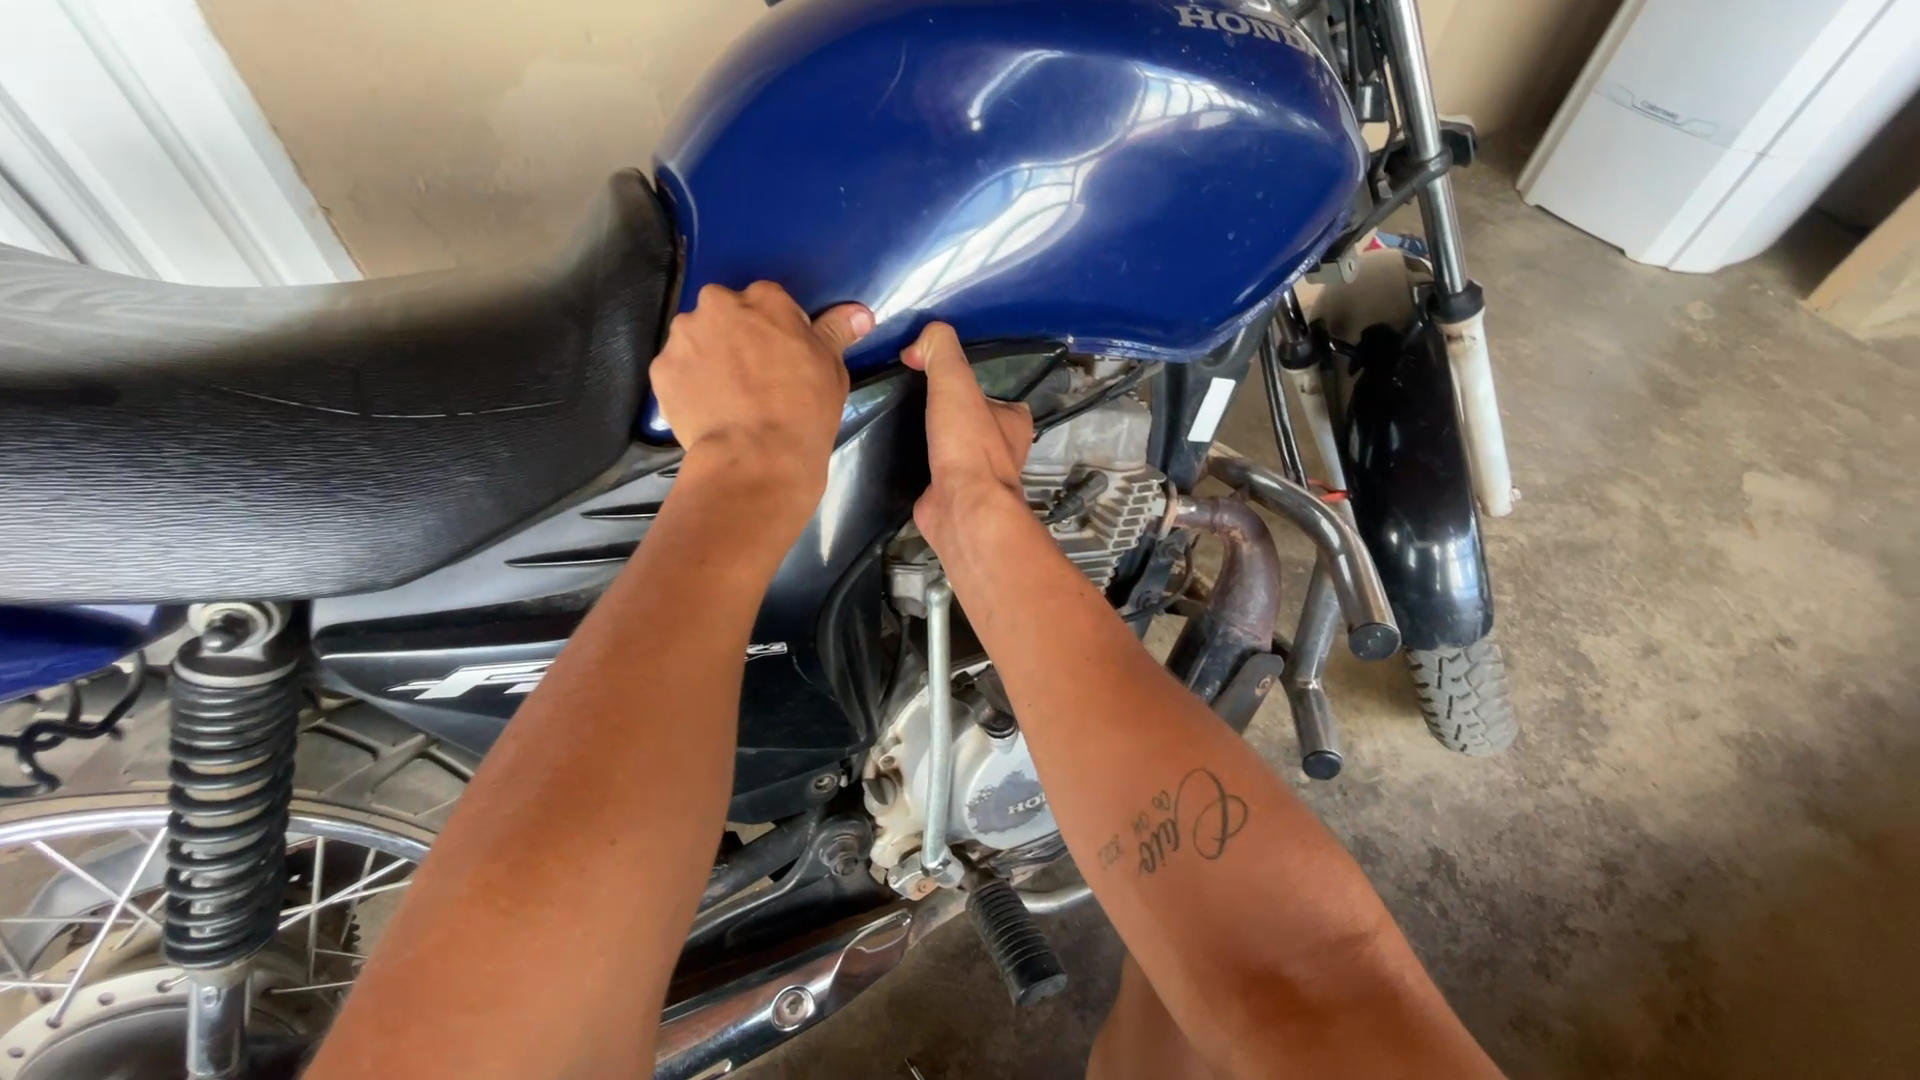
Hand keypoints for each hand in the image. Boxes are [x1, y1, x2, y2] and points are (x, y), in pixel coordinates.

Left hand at [651, 282, 871, 505]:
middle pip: (726, 314)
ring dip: (708, 358)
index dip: (776, 331)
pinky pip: (676, 372)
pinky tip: (709, 411)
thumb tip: (860, 313)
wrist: (757, 456)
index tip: (783, 359)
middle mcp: (718, 306)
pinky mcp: (661, 371)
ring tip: (728, 398)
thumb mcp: (831, 368)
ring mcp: (684, 337)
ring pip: (696, 340)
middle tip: (754, 378)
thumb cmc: (804, 409)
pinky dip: (688, 386)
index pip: (769, 301)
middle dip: (736, 337)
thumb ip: (837, 332)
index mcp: (764, 299)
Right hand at [901, 322, 1033, 552]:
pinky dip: (918, 466)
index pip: (996, 394)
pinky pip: (933, 473)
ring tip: (903, 424)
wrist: (961, 508)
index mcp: (1014, 421)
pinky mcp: (951, 496)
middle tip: (915, 399)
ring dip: (932, 441)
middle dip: (948, 414)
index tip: (939, 377)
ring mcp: (977, 477)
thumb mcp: (955, 381)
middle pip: (972, 422)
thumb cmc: (968, 445)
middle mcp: (1002, 450)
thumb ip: (940, 350)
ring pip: (953, 449)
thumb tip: (918, 344)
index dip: (969, 384)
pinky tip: (898, 456)